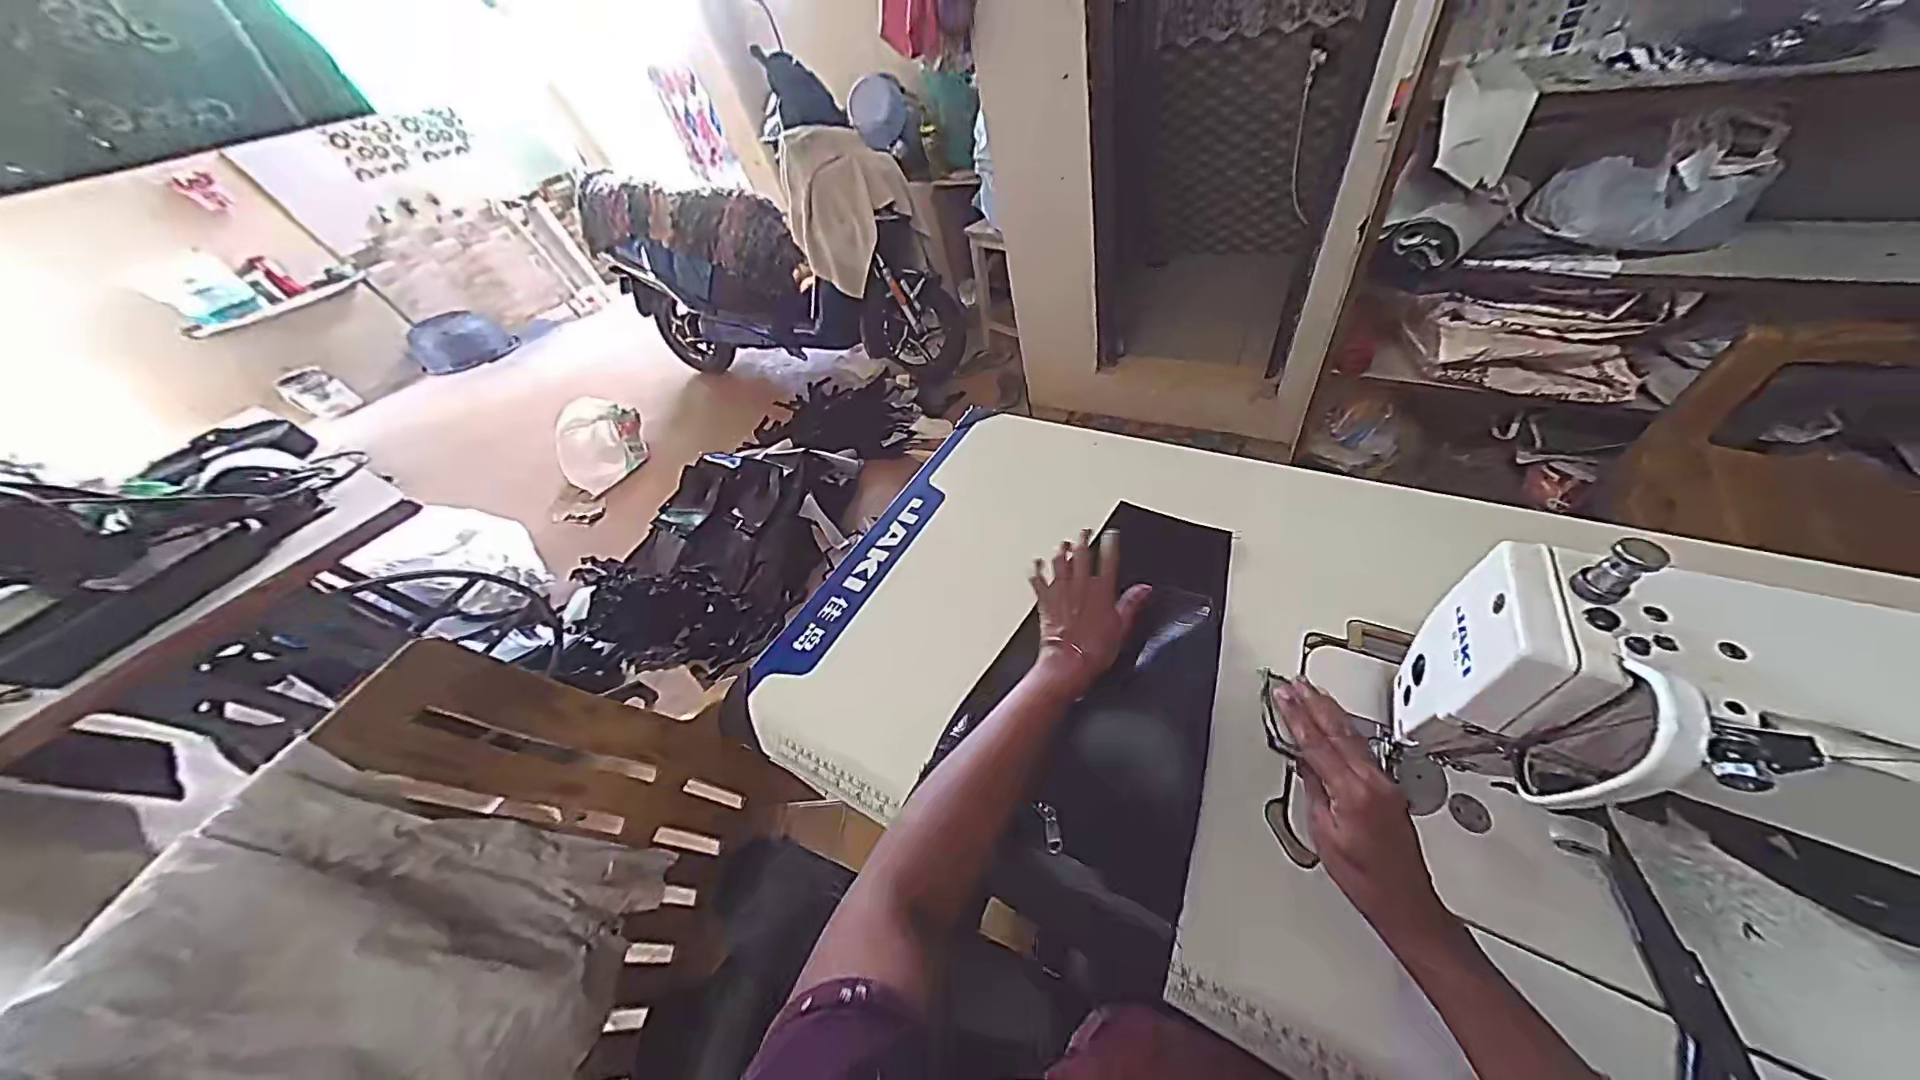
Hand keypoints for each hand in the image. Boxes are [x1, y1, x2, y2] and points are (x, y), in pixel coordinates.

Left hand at [1029, 529, 1152, 696]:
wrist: (1068, 664)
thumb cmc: (1094, 651)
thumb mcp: (1122, 628)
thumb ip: (1132, 605)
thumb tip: (1144, 589)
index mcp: (1101, 593)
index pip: (1108, 562)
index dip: (1110, 545)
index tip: (1110, 534)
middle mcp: (1080, 588)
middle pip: (1082, 557)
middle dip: (1083, 541)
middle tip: (1084, 531)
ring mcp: (1061, 594)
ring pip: (1060, 565)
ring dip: (1061, 552)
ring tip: (1063, 543)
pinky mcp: (1045, 603)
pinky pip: (1039, 582)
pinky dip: (1037, 572)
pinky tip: (1035, 564)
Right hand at [1272, 678, 1453, 945]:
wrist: (1405, 901)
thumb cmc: (1365, 878)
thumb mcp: (1323, 833)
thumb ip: (1314, 790)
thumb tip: (1306, 763)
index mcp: (1353, 793)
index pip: (1317, 743)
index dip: (1297, 716)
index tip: (1283, 696)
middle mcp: (1374, 783)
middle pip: (1339, 731)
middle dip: (1314, 703)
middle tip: (1296, 683)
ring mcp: (1386, 784)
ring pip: (1353, 736)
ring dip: (1330, 711)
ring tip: (1313, 692)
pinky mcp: (1391, 790)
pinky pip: (1363, 749)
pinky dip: (1345, 729)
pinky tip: (1337, 721)